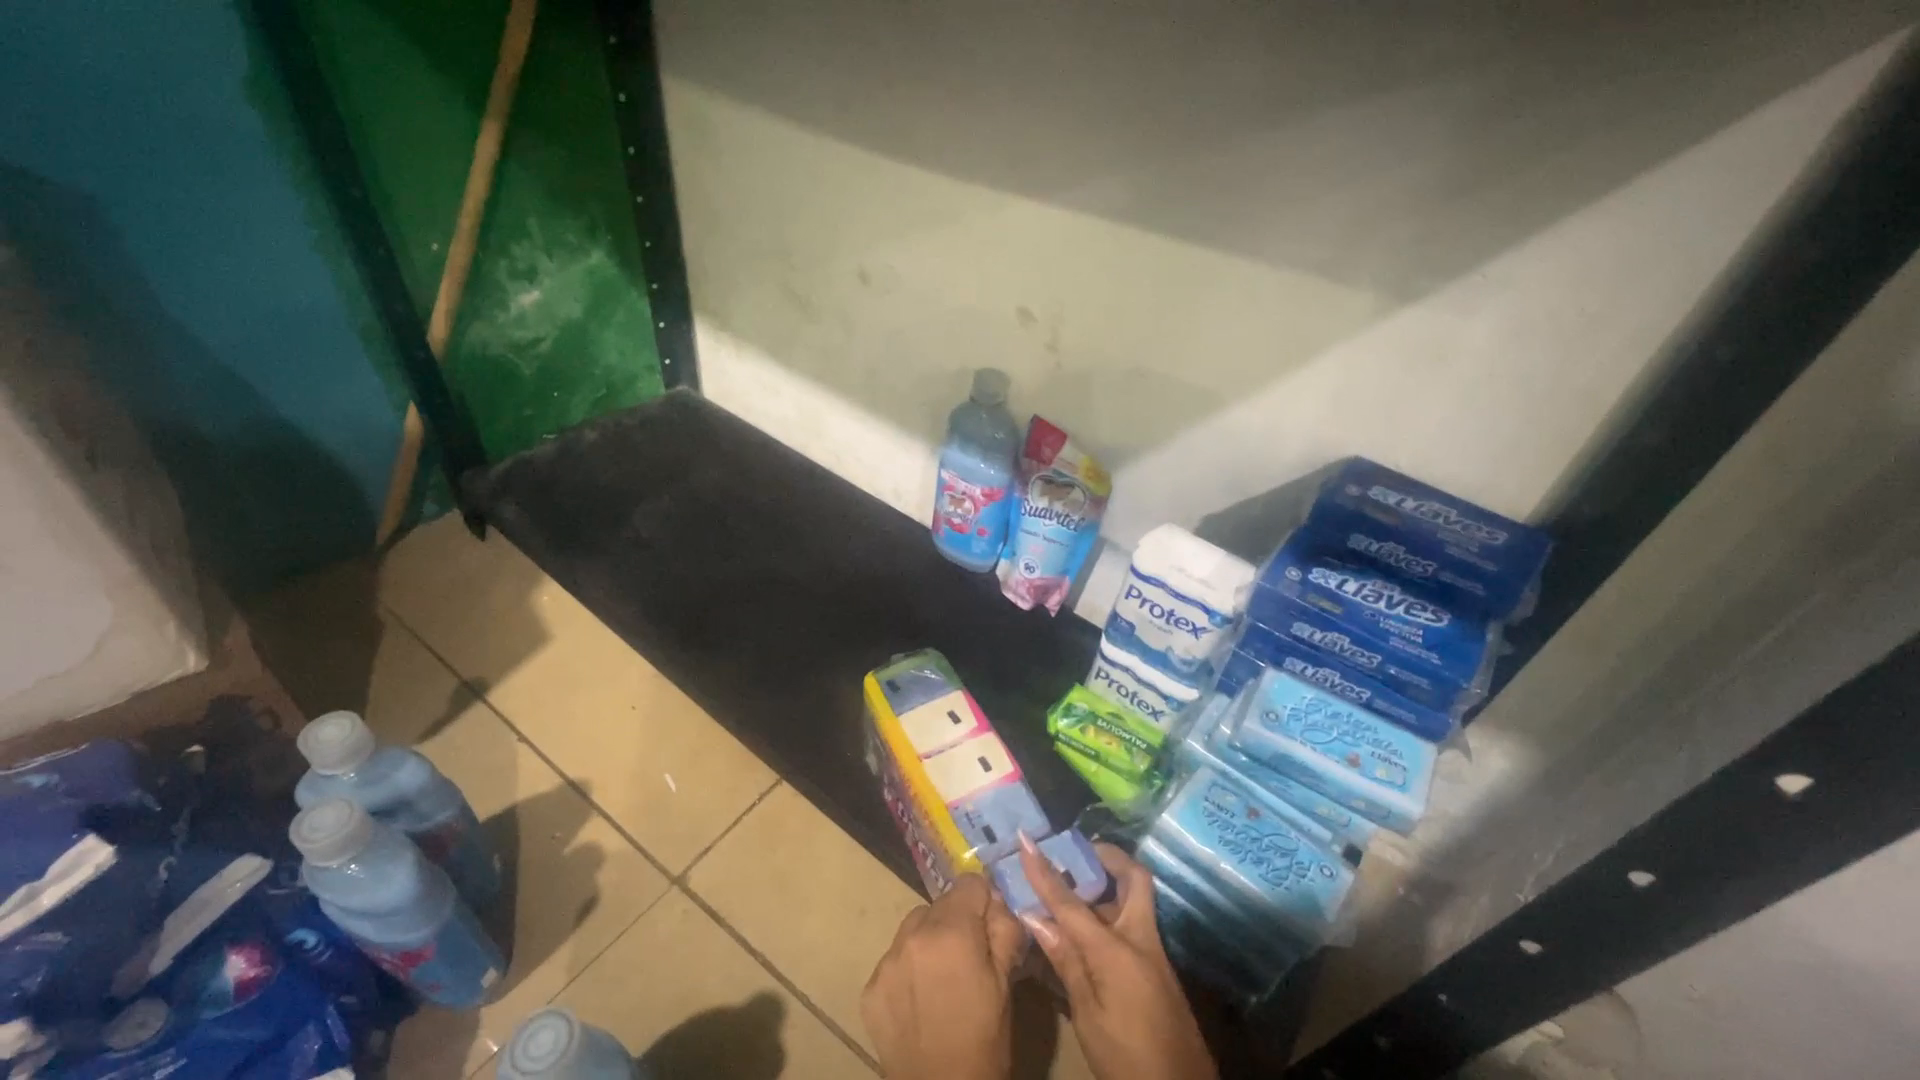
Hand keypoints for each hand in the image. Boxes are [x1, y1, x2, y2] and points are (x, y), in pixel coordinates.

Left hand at [862, 873, 1025, 1079]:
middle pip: (940, 904)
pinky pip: (895, 958)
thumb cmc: (984, 1039)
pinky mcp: (870, 986)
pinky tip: (921, 999)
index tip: (991, 925)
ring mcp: (886, 960)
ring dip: (930, 940)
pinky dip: (909, 968)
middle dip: (957, 921)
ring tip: (943, 978)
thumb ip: (1004, 930)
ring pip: (914, 927)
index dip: (985, 901)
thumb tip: (996, 902)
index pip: (969, 883)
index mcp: (951, 931)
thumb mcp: (1007, 982)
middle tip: (970, 957)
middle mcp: (912, 935)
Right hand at [1019, 837, 1215, 1079]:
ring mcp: (1154, 955)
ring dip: (1107, 887)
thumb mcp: (1088, 1016)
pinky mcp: (1157, 971)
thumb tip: (1036, 917)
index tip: (1026, 840)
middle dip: (1109, 858)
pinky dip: (1108, 916)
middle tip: (1078, 853)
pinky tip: (1085, 930)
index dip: (1045, 871)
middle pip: (1134, 881)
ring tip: (1071, 887)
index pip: (1072, 903)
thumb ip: (1066, 962)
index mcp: (1117, 951)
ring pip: (1134, 901)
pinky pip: (1132, 926)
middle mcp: (1141, 940)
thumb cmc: (1128, 1058)